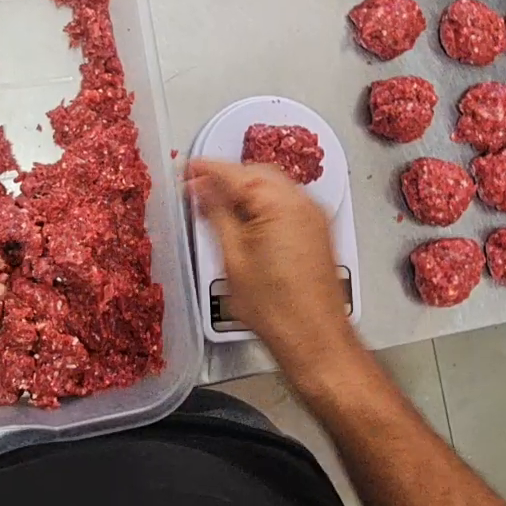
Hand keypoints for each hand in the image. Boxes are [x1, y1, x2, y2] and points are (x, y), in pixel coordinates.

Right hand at [187, 160, 364, 385]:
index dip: (206, 169)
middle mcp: (302, 201)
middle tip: (198, 188)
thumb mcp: (232, 257)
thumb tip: (201, 189)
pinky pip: (287, 202)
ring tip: (217, 205)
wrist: (314, 337)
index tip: (187, 168)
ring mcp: (313, 215)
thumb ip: (216, 214)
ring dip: (245, 190)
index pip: (234, 173)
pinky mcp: (317, 229)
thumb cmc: (275, 307)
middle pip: (256, 173)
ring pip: (273, 186)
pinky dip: (264, 203)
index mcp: (278, 202)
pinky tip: (245, 219)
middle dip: (226, 178)